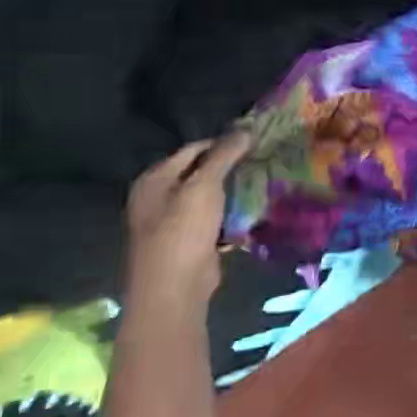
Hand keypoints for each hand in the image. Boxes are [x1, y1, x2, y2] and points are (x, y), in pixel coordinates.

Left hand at [125, 133, 250, 313]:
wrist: (174, 286)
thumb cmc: (183, 230)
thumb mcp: (204, 186)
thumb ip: (224, 156)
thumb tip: (245, 129)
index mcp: (154, 178)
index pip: (194, 149)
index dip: (224, 142)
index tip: (256, 141)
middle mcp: (158, 195)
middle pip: (199, 170)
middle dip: (230, 165)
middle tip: (262, 159)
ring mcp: (171, 219)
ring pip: (208, 194)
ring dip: (231, 188)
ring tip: (263, 179)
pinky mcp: (187, 238)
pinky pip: (213, 215)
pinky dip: (230, 209)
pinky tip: (251, 207)